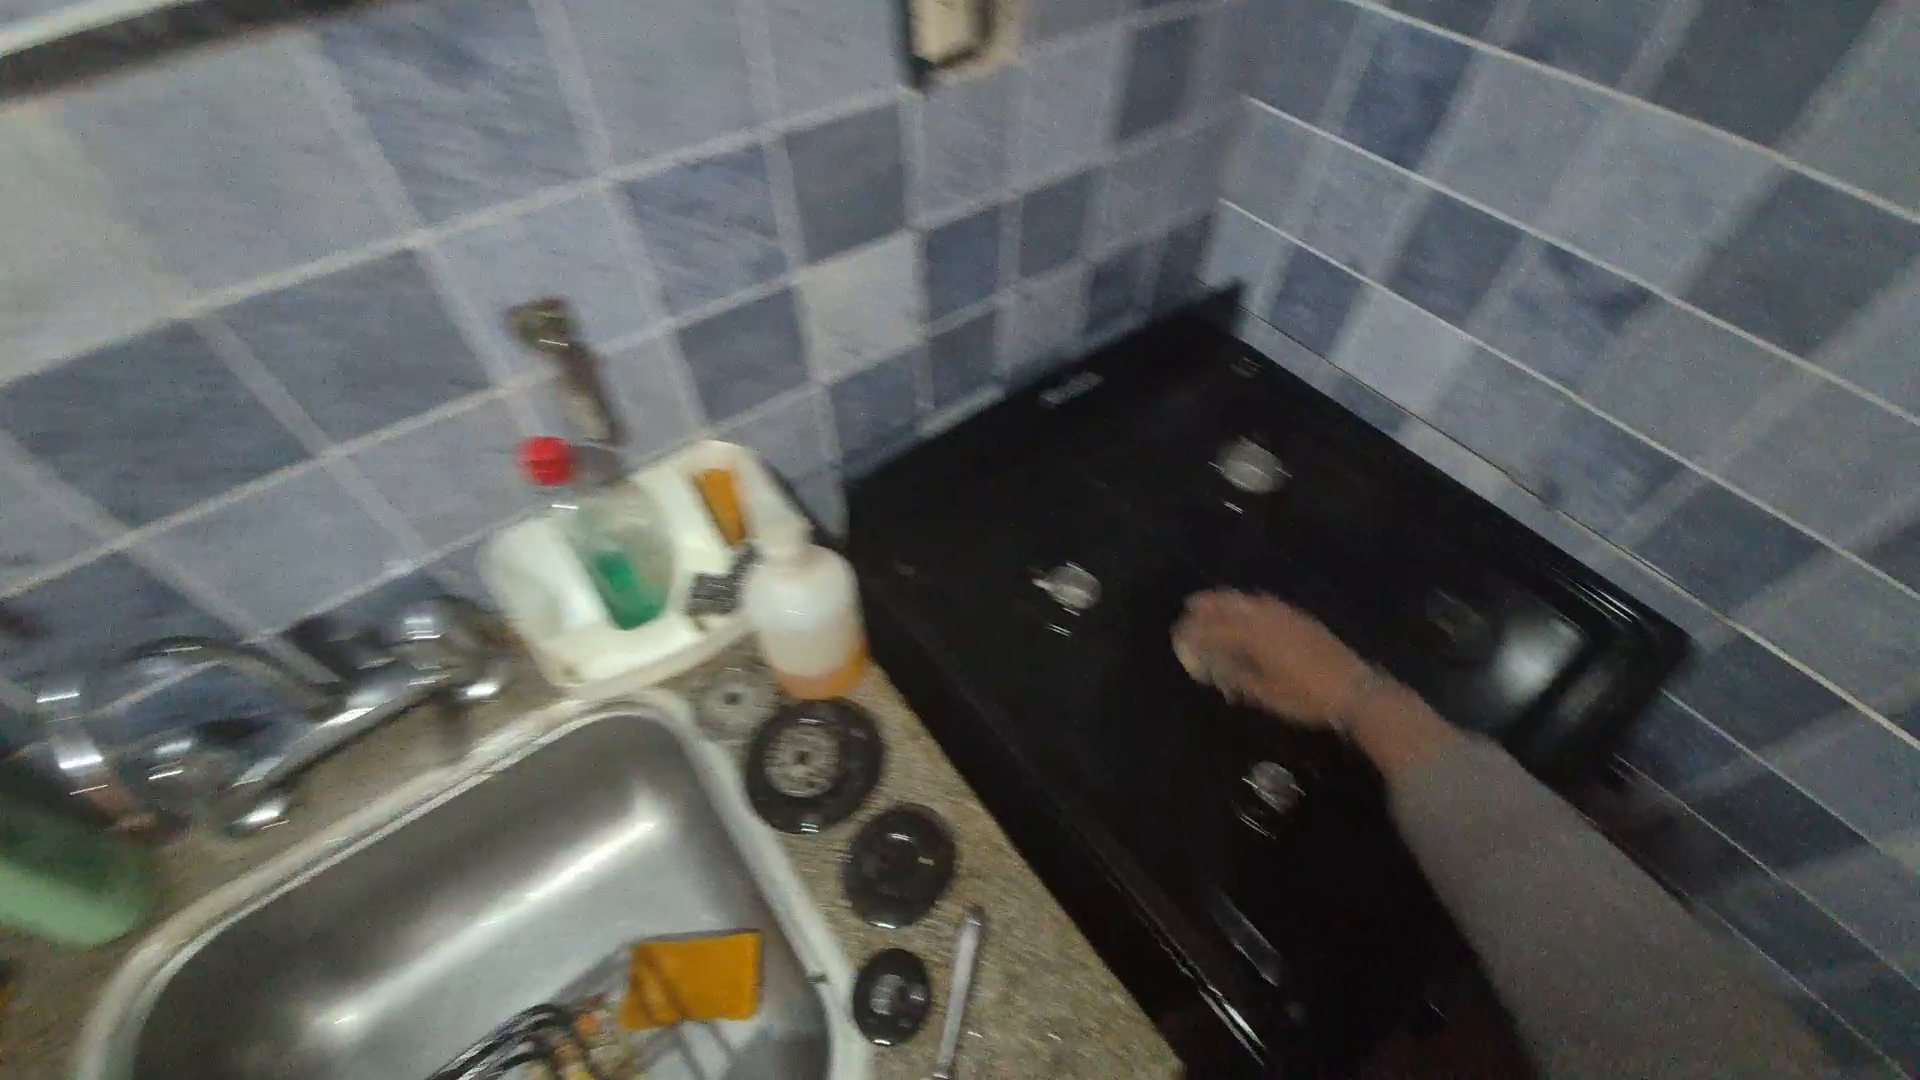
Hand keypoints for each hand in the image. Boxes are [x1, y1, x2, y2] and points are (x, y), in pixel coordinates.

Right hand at [1171, 591, 1372, 727]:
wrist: (1355, 689)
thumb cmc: (1307, 698)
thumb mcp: (1266, 695)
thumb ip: (1237, 678)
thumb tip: (1214, 669)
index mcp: (1253, 639)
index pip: (1215, 629)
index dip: (1194, 630)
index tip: (1179, 631)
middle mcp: (1266, 620)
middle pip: (1230, 606)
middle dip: (1207, 605)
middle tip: (1189, 606)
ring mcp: (1285, 615)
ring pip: (1248, 599)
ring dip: (1227, 598)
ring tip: (1213, 600)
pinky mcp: (1300, 617)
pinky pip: (1266, 601)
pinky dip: (1249, 600)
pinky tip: (1248, 604)